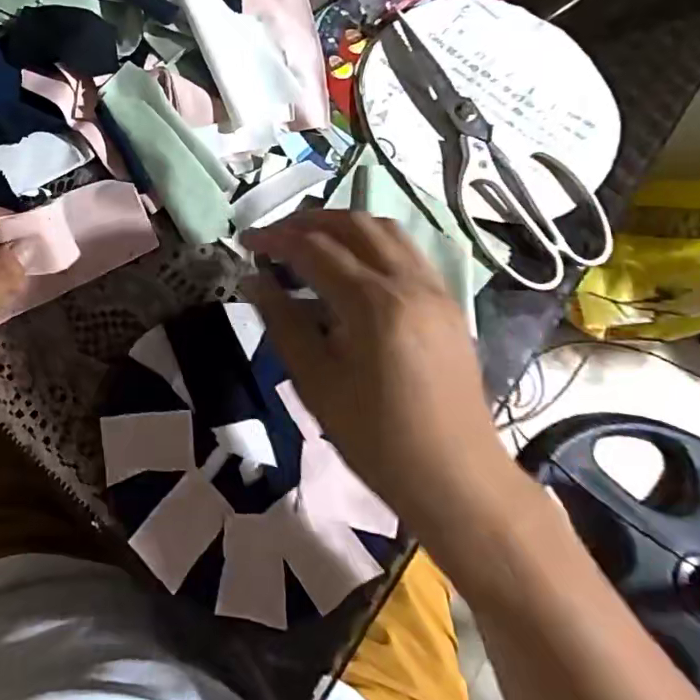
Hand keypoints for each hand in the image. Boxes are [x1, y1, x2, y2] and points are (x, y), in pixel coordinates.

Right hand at [241, 210, 515, 528]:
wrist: (455, 477)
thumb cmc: (373, 433)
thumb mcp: (312, 378)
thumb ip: (281, 320)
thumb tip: (253, 280)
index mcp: (372, 303)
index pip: (314, 249)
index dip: (274, 239)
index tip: (243, 242)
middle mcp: (409, 285)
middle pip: (355, 225)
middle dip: (307, 222)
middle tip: (271, 238)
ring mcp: (436, 293)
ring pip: (387, 232)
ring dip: (341, 227)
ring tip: (305, 244)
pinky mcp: (447, 307)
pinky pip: (406, 254)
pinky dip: (369, 245)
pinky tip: (346, 270)